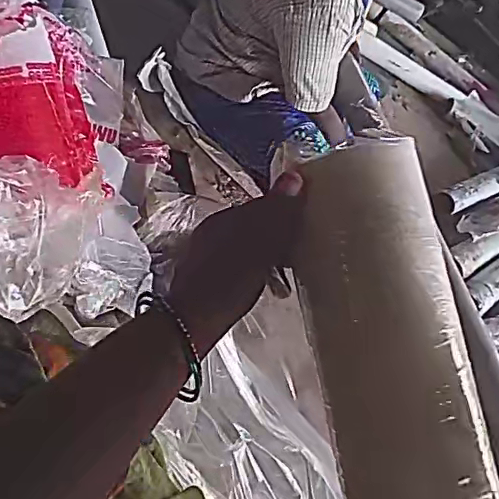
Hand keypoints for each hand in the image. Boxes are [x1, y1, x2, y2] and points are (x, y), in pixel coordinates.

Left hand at [165, 172, 305, 345]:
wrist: (193, 321)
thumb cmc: (231, 282)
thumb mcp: (261, 247)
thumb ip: (276, 213)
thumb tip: (294, 176)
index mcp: (226, 218)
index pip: (262, 204)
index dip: (285, 211)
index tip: (305, 222)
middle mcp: (213, 229)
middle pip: (252, 223)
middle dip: (275, 233)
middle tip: (298, 248)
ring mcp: (205, 252)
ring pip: (243, 243)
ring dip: (264, 252)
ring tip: (283, 269)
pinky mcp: (203, 274)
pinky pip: (235, 260)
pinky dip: (252, 266)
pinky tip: (260, 282)